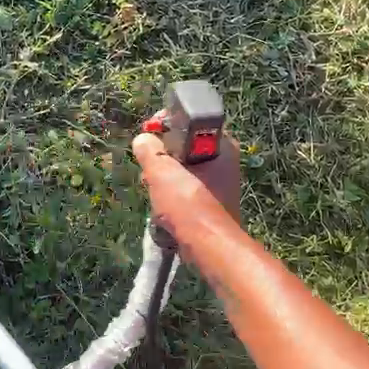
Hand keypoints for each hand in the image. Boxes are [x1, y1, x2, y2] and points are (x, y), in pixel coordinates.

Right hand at [131, 119, 241, 255]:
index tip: (148, 133)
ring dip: (163, 177)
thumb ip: (149, 150)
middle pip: (184, 145)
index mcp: (221, 144)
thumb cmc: (188, 204)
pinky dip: (172, 192)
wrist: (208, 247)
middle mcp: (225, 160)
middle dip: (162, 155)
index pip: (191, 121)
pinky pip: (187, 187)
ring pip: (183, 168)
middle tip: (148, 167)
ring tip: (151, 188)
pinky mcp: (212, 202)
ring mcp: (220, 182)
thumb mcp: (161, 170)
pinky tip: (161, 204)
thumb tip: (143, 139)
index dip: (166, 124)